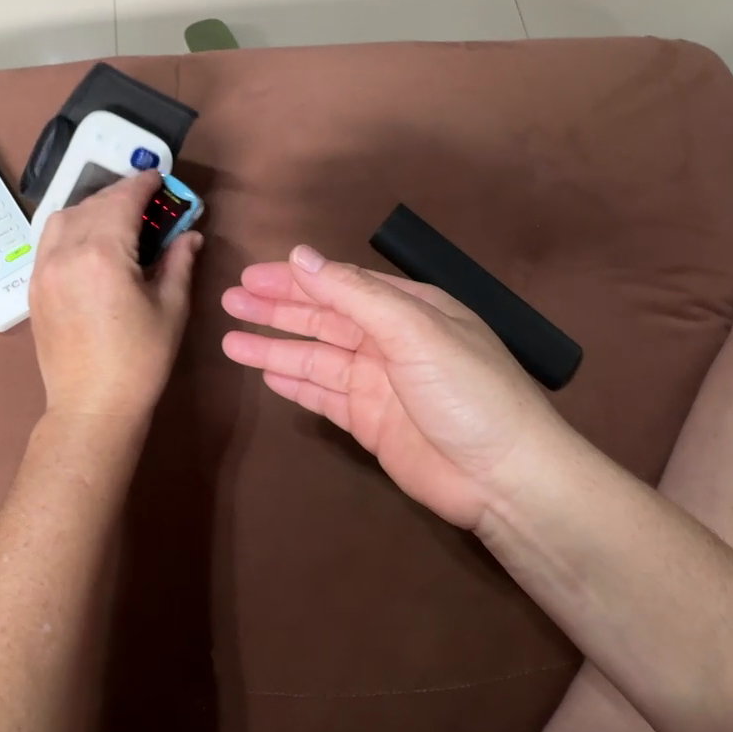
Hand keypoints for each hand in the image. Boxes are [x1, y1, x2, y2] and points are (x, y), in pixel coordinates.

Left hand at [29, 170, 201, 423]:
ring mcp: (44, 268)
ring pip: (65, 215)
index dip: (144, 184)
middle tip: (148, 201)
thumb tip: (190, 235)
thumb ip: (179, 262)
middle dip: (122, 195)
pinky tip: (91, 241)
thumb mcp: (171, 308)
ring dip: (92, 207)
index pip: (123, 200)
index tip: (160, 178)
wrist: (91, 405)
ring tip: (117, 218)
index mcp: (103, 254)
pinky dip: (71, 227)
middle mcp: (66, 252)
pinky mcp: (34, 285)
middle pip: (94, 203)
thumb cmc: (139, 361)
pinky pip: (49, 238)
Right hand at [221, 245, 576, 529]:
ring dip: (274, 347)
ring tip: (230, 340)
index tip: (251, 275)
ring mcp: (377, 383)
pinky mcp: (369, 422)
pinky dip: (294, 383)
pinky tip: (265, 374)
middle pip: (322, 319)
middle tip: (229, 301)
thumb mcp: (412, 329)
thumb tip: (301, 255)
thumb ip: (353, 292)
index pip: (340, 284)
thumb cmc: (466, 390)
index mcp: (407, 308)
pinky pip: (322, 395)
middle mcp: (389, 340)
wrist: (503, 476)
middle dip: (275, 310)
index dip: (294, 279)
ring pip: (315, 357)